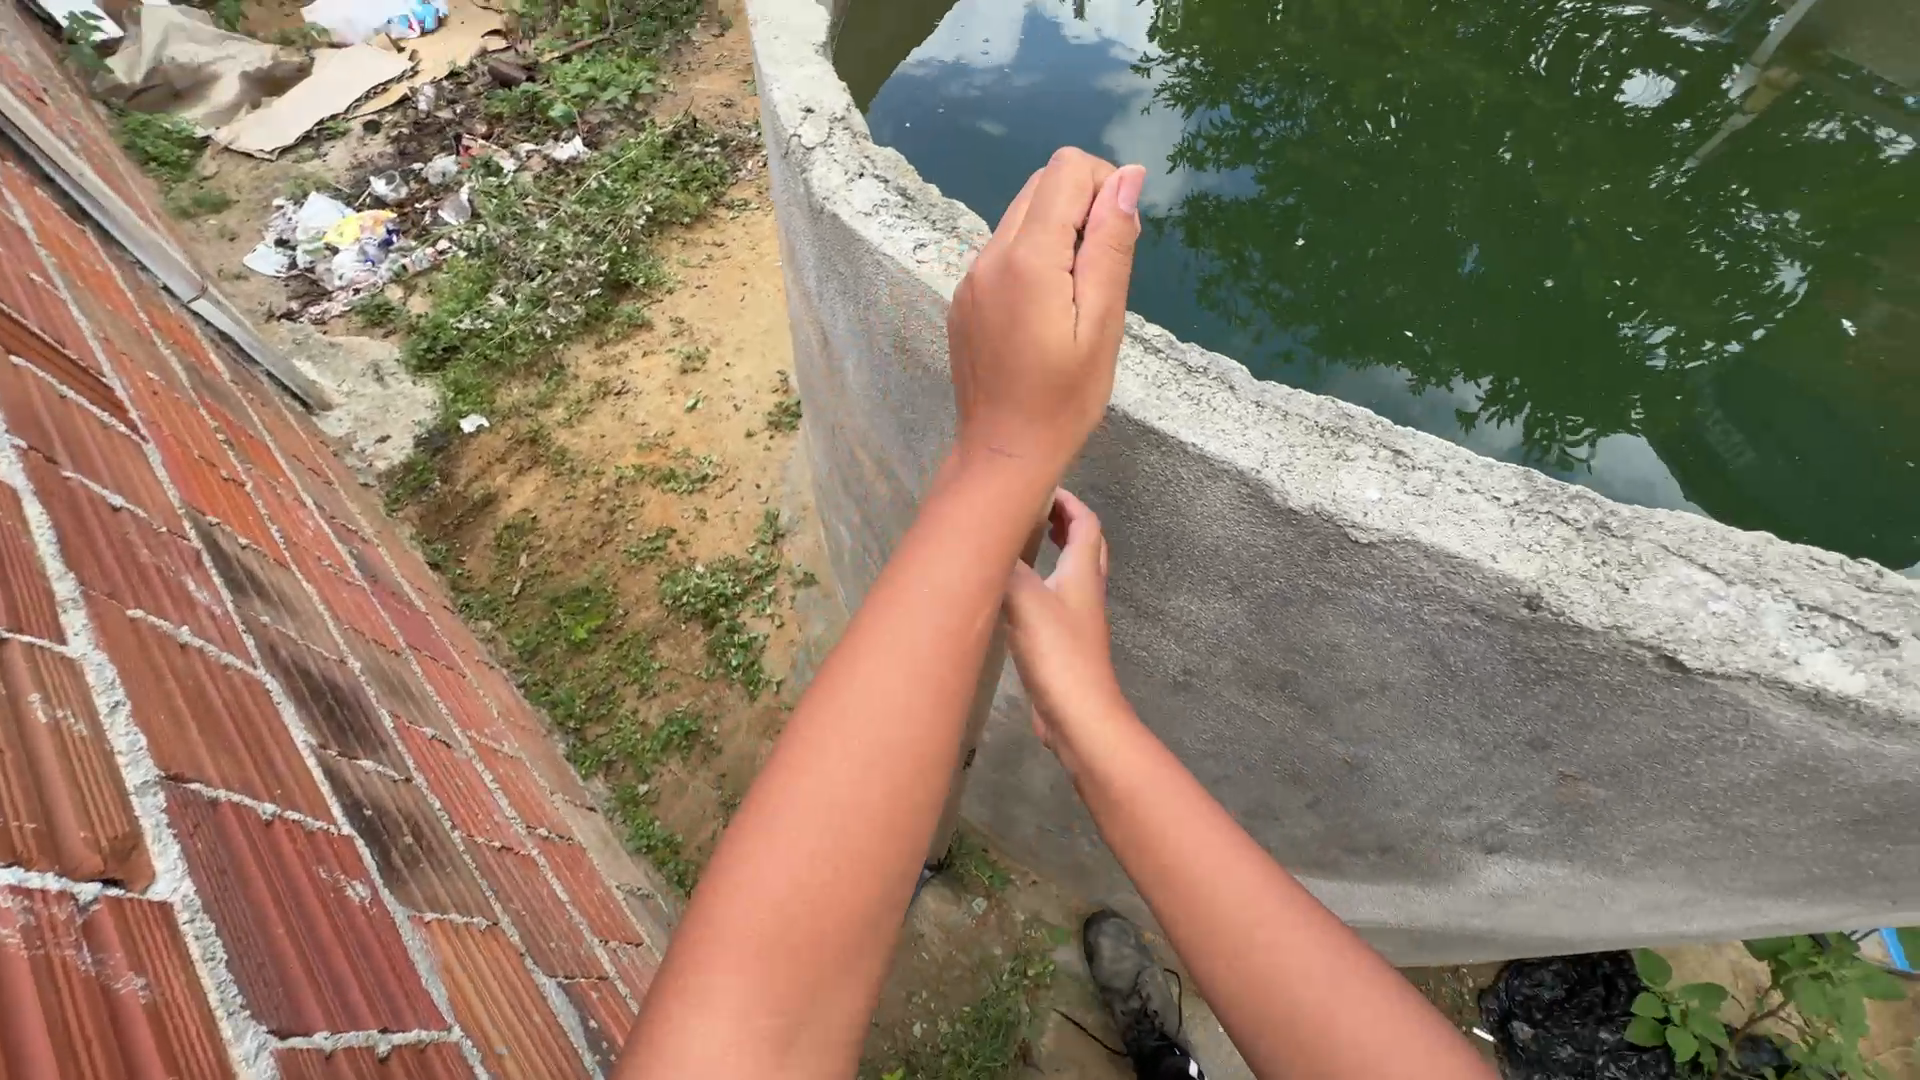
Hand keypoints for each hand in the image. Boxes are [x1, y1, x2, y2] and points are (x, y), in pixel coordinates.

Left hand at [948, 148, 1147, 481]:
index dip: (1103, 185)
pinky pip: (1000, 255)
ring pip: (1018, 219)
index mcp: (1026, 259)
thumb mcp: (1102, 324)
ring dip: (1055, 235)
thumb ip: (1111, 245)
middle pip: (1038, 187)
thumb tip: (1128, 177)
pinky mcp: (962, 302)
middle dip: (1080, 207)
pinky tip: (1043, 315)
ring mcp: (968, 280)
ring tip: (1073, 299)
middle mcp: (987, 257)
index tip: (1118, 238)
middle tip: (1099, 272)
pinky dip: (1030, 261)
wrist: (1003, 454)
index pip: (1064, 170)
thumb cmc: (1064, 401)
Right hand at [1005, 489, 1125, 776]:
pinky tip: (1014, 597)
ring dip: (1054, 554)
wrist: (1078, 715)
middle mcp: (1085, 591)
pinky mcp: (1064, 644)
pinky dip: (1041, 585)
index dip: (1067, 501)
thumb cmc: (1058, 653)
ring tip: (1023, 547)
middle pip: (1086, 546)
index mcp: (1082, 573)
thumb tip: (985, 542)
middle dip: (1064, 524)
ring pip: (1071, 574)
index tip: (1040, 487)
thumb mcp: (1026, 601)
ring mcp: (1077, 620)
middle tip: (1035, 513)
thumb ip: (1006, 568)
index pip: (1085, 524)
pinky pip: (1056, 601)